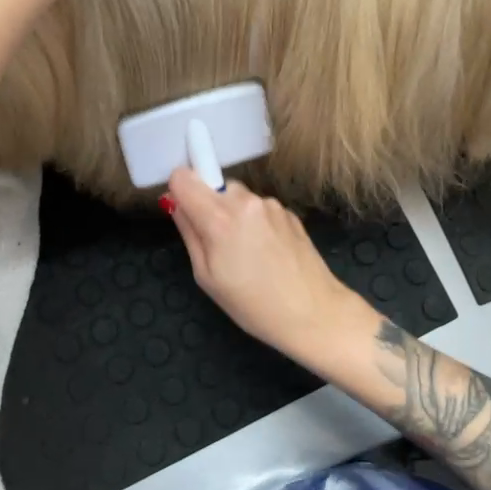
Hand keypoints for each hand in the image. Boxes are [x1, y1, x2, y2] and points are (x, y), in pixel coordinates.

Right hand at [164, 169, 367, 355]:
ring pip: (239, 198)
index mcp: (219, 217)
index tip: (185, 212)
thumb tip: (177, 205)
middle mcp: (246, 201)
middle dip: (210, 207)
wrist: (313, 313)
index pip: (184, 177)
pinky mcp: (289, 212)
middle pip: (214, 185)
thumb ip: (189, 234)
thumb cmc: (252, 304)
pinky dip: (257, 223)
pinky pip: (260, 209)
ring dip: (235, 215)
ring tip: (247, 254)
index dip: (179, 191)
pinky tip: (268, 254)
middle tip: (218, 244)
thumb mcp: (207, 277)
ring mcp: (271, 205)